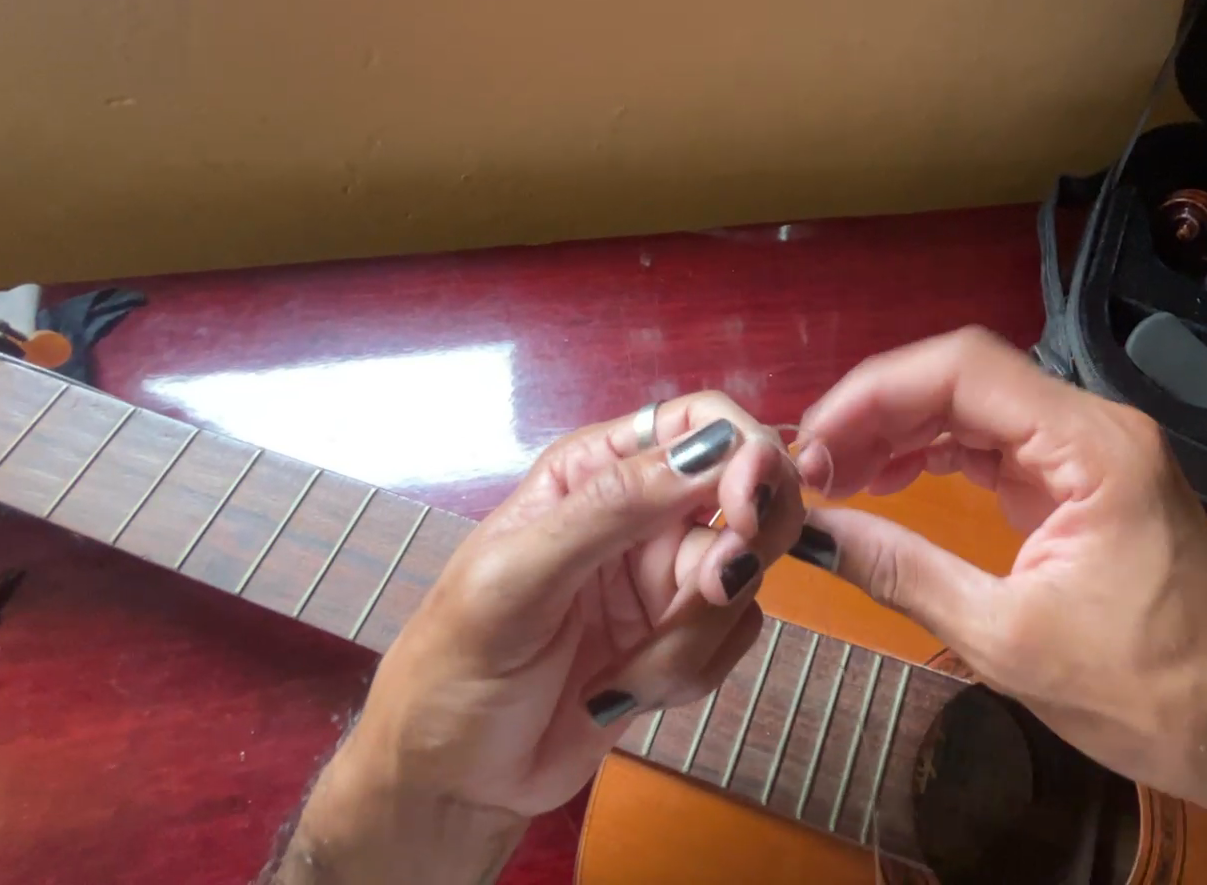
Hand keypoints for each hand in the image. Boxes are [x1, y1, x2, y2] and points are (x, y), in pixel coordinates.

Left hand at [277, 394, 808, 883]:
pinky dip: (689, 671)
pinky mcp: (688, 633)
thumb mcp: (517, 577)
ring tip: (617, 679)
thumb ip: (612, 506)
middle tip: (708, 589)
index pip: (701, 422)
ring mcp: (670, 573)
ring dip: (689, 637)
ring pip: (744, 575)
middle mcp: (648, 510)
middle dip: (742, 546)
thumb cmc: (457, 666)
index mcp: (599, 468)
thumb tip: (715, 450)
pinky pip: (736, 634)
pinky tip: (623, 693)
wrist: (455, 784)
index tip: (744, 513)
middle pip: (752, 491)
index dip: (743, 452)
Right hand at [795, 329, 1206, 820]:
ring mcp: (1083, 446)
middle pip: (963, 379)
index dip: (877, 394)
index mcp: (1091, 447)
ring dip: (898, 431)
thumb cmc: (1142, 693)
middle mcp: (1089, 425)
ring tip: (834, 475)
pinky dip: (930, 453)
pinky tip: (885, 479)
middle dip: (878, 413)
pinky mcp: (1072, 474)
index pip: (966, 370)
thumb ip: (903, 572)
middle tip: (811, 466)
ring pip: (970, 405)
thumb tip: (815, 533)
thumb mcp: (1006, 640)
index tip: (814, 442)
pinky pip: (989, 441)